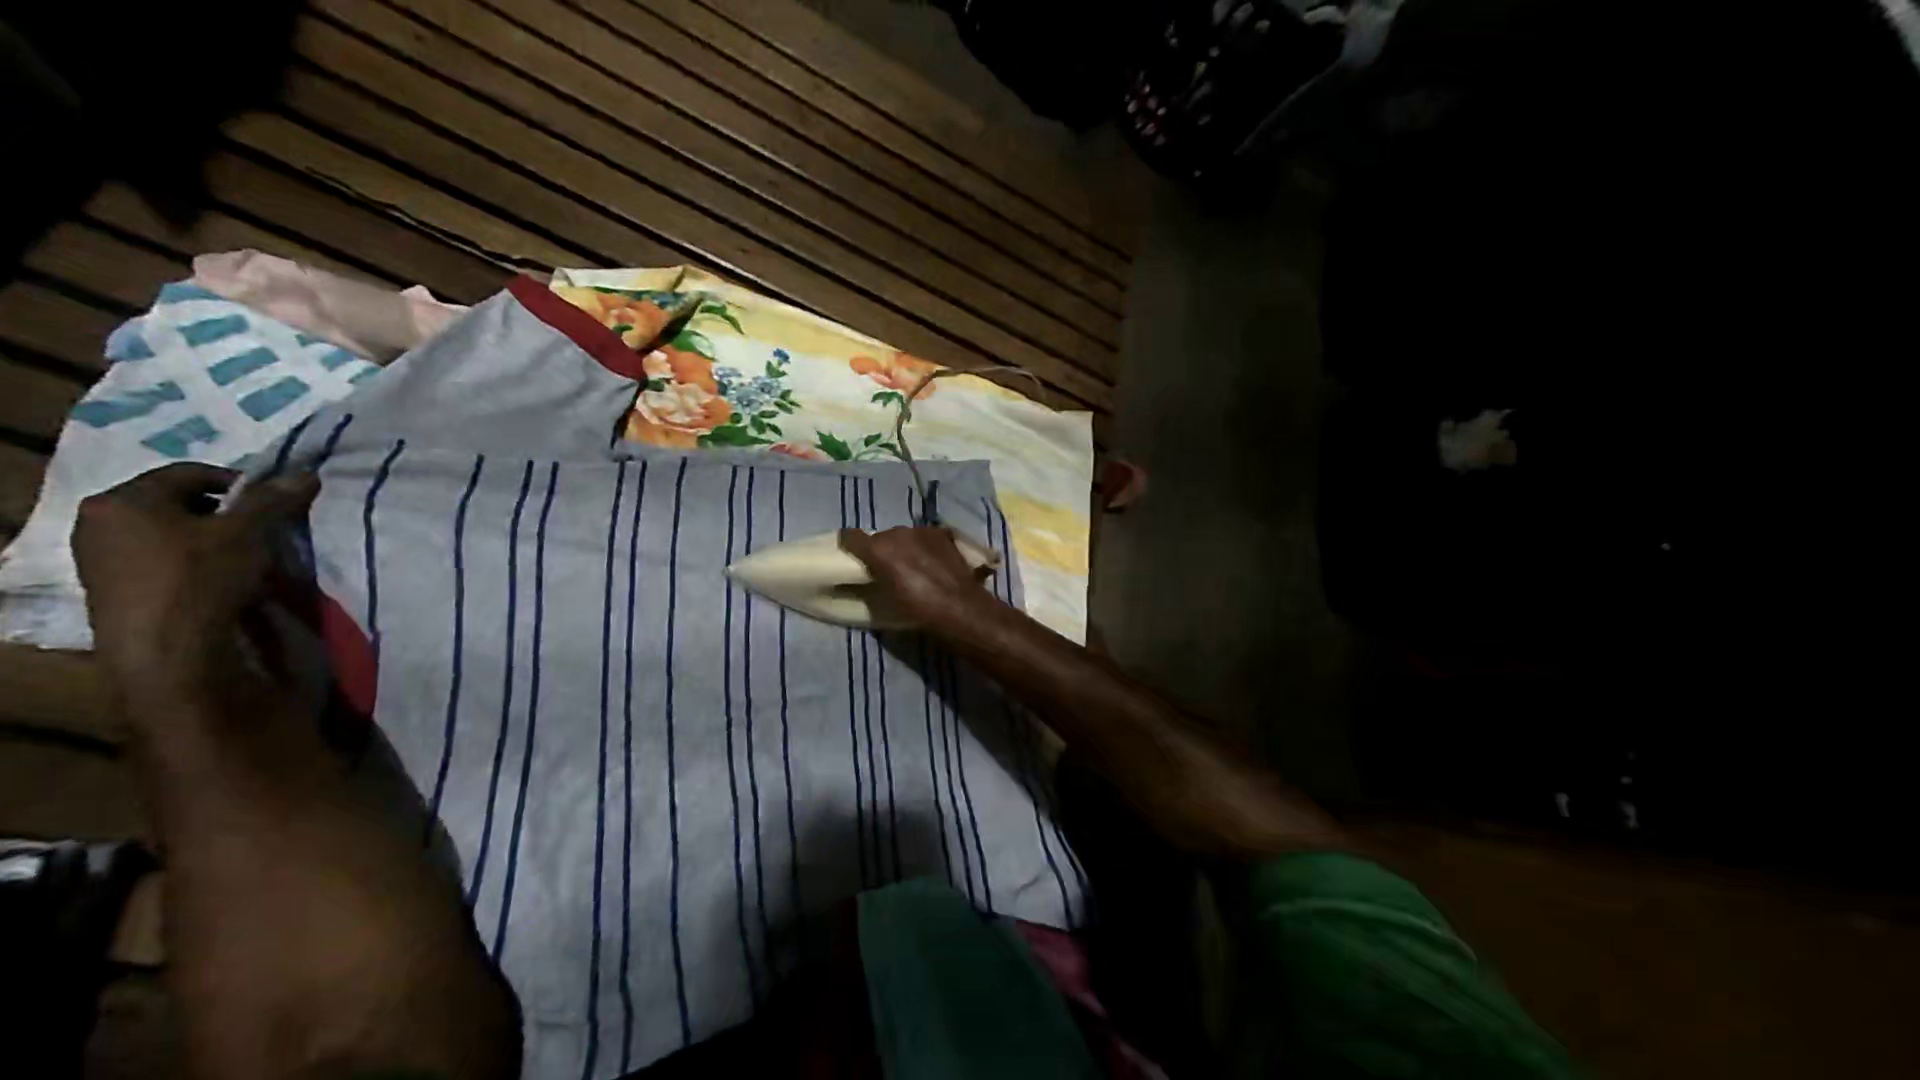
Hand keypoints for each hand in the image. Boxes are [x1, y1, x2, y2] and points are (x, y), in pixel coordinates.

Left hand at [73, 464, 317, 707]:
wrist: (167, 648)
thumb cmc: (202, 577)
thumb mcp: (248, 533)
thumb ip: (273, 500)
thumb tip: (306, 474)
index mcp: (122, 499)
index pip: (189, 472)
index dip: (238, 482)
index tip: (272, 503)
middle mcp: (98, 521)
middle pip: (175, 502)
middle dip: (222, 512)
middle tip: (260, 529)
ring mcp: (98, 557)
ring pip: (168, 532)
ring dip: (209, 538)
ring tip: (245, 556)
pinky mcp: (110, 586)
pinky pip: (158, 558)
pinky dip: (192, 561)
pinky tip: (219, 579)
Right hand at [838, 526, 999, 629]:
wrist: (959, 607)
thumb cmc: (917, 610)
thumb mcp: (884, 601)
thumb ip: (871, 581)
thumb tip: (866, 575)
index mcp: (878, 549)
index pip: (850, 536)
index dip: (848, 545)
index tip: (851, 555)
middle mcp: (898, 533)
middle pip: (881, 537)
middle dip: (882, 550)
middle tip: (888, 569)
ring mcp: (922, 531)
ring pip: (904, 535)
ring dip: (904, 547)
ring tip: (914, 566)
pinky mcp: (942, 534)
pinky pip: (924, 536)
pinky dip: (924, 546)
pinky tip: (933, 560)